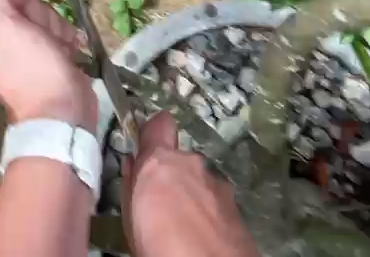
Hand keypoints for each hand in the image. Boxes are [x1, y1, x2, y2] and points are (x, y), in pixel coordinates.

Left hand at [0, 0, 96, 129]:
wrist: (63, 112)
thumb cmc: (29, 66)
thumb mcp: (3, 22)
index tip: (21, 14)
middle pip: (22, 0)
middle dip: (38, 14)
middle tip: (40, 36)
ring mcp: (21, 44)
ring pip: (41, 13)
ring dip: (54, 27)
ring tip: (57, 48)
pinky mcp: (44, 52)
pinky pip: (54, 29)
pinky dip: (63, 37)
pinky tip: (67, 50)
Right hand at [125, 113, 252, 256]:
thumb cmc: (160, 246)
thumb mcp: (131, 219)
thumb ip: (132, 186)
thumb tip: (133, 164)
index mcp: (161, 161)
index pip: (159, 124)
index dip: (154, 134)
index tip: (147, 151)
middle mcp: (191, 165)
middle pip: (180, 161)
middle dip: (174, 177)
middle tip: (165, 207)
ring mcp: (218, 185)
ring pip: (200, 182)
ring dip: (194, 196)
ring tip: (188, 228)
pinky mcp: (238, 209)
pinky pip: (216, 203)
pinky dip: (211, 214)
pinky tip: (206, 239)